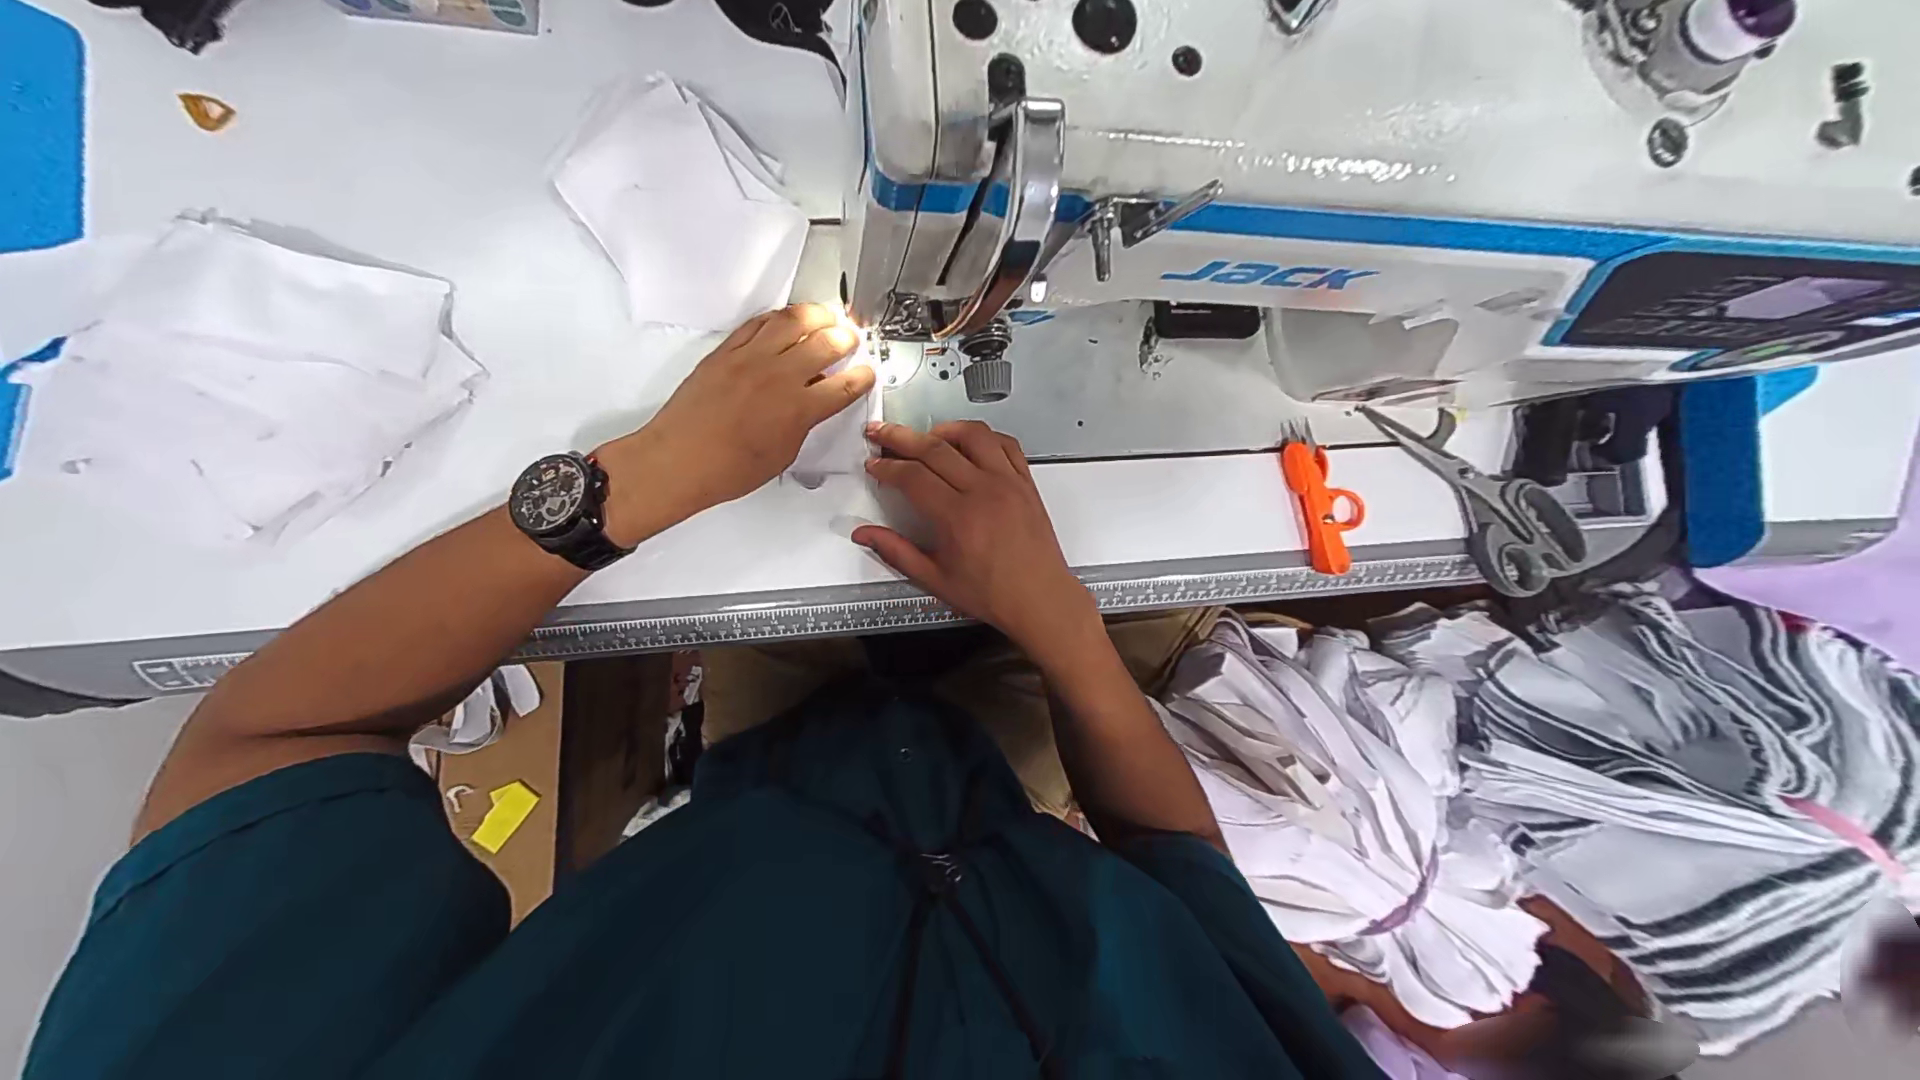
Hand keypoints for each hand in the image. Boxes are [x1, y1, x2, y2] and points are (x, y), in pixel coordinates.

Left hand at [594, 304, 871, 545]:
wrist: (679, 461)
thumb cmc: (727, 469)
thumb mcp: (783, 453)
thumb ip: (803, 423)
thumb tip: (812, 406)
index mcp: (799, 410)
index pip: (844, 385)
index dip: (862, 377)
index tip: (866, 373)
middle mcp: (779, 378)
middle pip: (825, 343)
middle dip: (846, 338)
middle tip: (850, 338)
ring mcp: (751, 359)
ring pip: (793, 321)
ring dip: (816, 315)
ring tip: (826, 316)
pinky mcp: (726, 352)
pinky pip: (757, 322)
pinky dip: (778, 317)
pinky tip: (785, 320)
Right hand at [853, 421, 1101, 660]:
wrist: (1040, 599)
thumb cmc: (995, 594)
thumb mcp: (936, 579)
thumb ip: (897, 552)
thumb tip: (866, 535)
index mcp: (958, 517)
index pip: (912, 476)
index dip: (887, 466)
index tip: (876, 465)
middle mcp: (984, 492)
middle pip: (935, 448)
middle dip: (901, 437)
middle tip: (883, 433)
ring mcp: (1008, 483)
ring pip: (973, 435)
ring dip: (943, 429)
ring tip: (926, 435)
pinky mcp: (1026, 483)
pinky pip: (1006, 444)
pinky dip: (985, 436)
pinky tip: (971, 442)